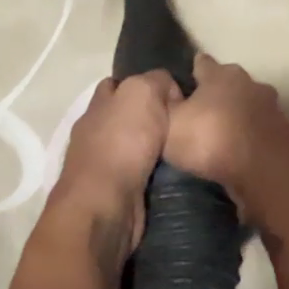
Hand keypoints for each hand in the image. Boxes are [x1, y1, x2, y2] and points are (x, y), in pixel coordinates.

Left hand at [48, 71, 179, 258]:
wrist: (105, 207)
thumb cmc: (122, 142)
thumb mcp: (142, 92)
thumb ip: (157, 81)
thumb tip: (168, 93)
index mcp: (99, 106)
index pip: (119, 85)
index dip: (144, 84)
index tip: (175, 92)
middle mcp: (98, 133)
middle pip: (131, 117)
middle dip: (156, 118)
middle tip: (189, 120)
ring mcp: (106, 166)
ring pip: (140, 148)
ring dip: (161, 148)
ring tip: (191, 145)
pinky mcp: (118, 195)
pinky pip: (145, 176)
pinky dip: (160, 174)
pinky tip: (180, 172)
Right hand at [163, 54, 288, 218]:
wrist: (264, 169)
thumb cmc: (211, 138)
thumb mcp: (171, 123)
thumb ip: (165, 105)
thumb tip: (163, 91)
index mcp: (221, 74)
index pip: (202, 63)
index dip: (191, 72)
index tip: (182, 82)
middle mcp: (249, 81)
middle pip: (227, 83)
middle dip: (215, 94)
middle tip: (198, 113)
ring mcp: (270, 105)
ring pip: (246, 104)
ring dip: (235, 115)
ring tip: (219, 135)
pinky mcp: (282, 130)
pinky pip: (258, 127)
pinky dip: (249, 135)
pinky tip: (238, 149)